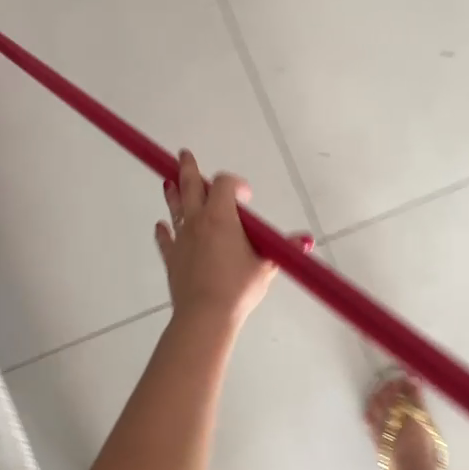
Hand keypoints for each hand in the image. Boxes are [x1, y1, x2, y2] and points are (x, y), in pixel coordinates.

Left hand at [155, 150, 278, 325]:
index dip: (236, 184)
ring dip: (173, 193)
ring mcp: (181, 239)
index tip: (246, 195)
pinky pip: (166, 239)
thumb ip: (283, 248)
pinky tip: (161, 226)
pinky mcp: (172, 258)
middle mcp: (197, 221)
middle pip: (191, 186)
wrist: (205, 315)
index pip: (225, 184)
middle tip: (183, 155)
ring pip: (175, 208)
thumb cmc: (238, 288)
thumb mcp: (266, 266)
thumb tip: (306, 240)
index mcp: (221, 217)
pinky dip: (165, 231)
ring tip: (168, 181)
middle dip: (189, 169)